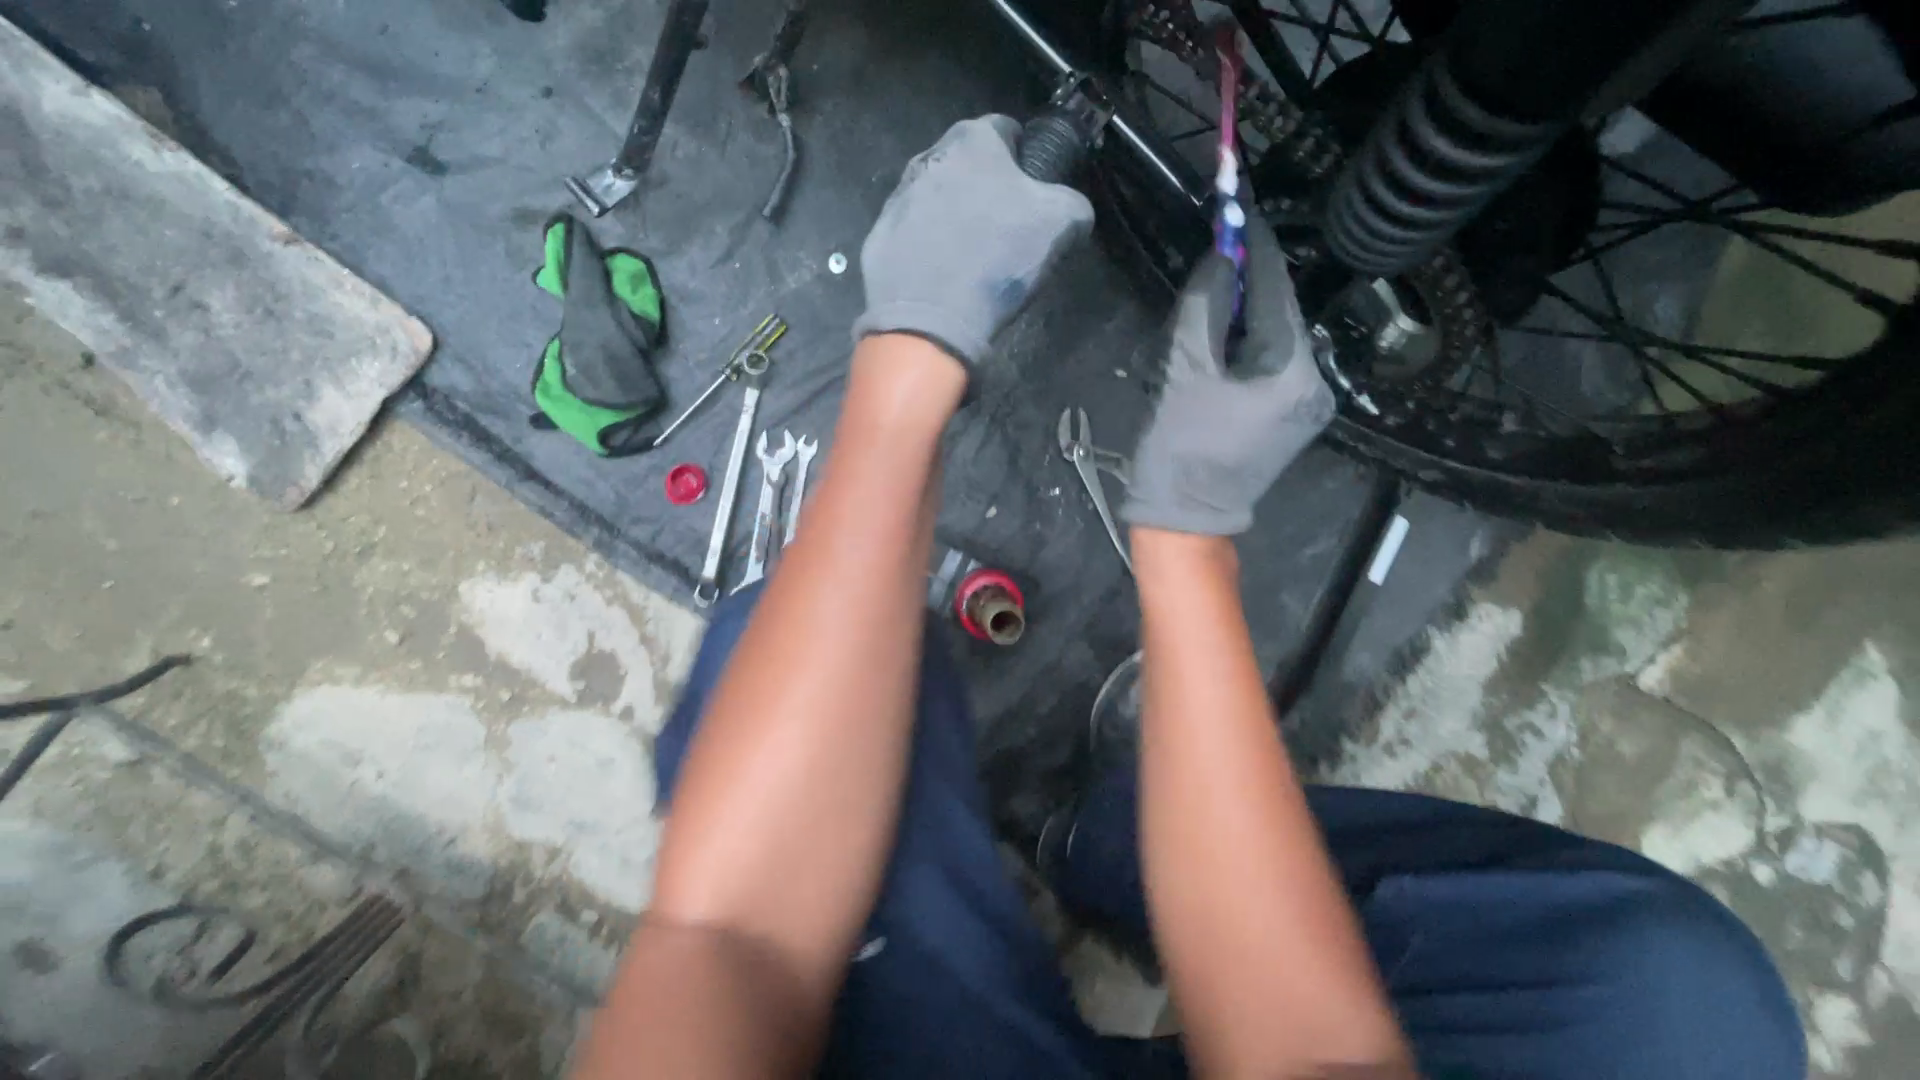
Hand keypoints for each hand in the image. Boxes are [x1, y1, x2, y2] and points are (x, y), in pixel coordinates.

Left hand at [852, 115, 1094, 381]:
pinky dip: (927, 249)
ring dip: (954, 218)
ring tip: (971, 259)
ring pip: (937, 199)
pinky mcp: (879, 238)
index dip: (1025, 159)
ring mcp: (896, 199)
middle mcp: (927, 157)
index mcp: (971, 139)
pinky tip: (942, 277)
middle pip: (967, 166)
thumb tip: (1066, 206)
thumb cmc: (998, 258)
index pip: (1006, 131)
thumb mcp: (1063, 224)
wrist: (930, 319)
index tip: (1033, 193)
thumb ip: (1072, 202)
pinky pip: (912, 236)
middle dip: (985, 189)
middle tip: (1004, 230)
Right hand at [1123, 218, 1335, 536]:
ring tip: (1210, 299)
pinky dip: (1246, 345)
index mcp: (1291, 370)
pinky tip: (1220, 340)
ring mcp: (1307, 405)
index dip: (1254, 247)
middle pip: (1278, 314)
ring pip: (1275, 339)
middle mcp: (1314, 383)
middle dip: (1246, 283)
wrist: (1186, 521)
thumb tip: (1219, 258)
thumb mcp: (1184, 372)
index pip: (1274, 292)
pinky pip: (1272, 365)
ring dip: (1243, 315)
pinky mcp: (1291, 419)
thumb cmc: (1180, 449)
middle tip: (1216, 253)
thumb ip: (1203, 307)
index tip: (1239, 208)